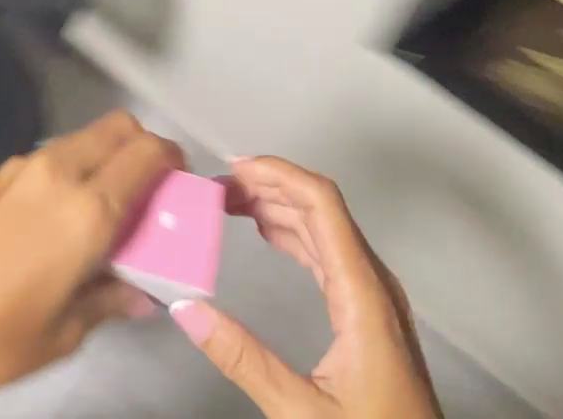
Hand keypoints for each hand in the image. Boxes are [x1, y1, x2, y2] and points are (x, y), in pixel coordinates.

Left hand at [0, 110, 182, 418]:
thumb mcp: (67, 330)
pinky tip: (64, 216)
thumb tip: (141, 294)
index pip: (148, 154)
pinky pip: (54, 154)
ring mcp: (24, 167)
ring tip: (109, 207)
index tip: (180, 186)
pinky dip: (76, 167)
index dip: (173, 161)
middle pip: (119, 128)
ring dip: (108, 156)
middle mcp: (59, 172)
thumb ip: (111, 298)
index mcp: (87, 209)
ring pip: (85, 137)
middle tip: (150, 193)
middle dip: (144, 148)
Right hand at [169, 157, 441, 418]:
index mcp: (364, 294)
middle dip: (268, 185)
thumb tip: (188, 310)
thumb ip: (243, 359)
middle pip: (321, 207)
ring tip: (232, 203)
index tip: (234, 168)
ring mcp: (374, 297)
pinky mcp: (369, 312)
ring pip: (325, 226)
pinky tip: (268, 233)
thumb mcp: (302, 413)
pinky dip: (293, 231)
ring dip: (278, 205)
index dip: (277, 173)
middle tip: (219, 187)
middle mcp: (373, 284)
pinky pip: (329, 251)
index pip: (322, 204)